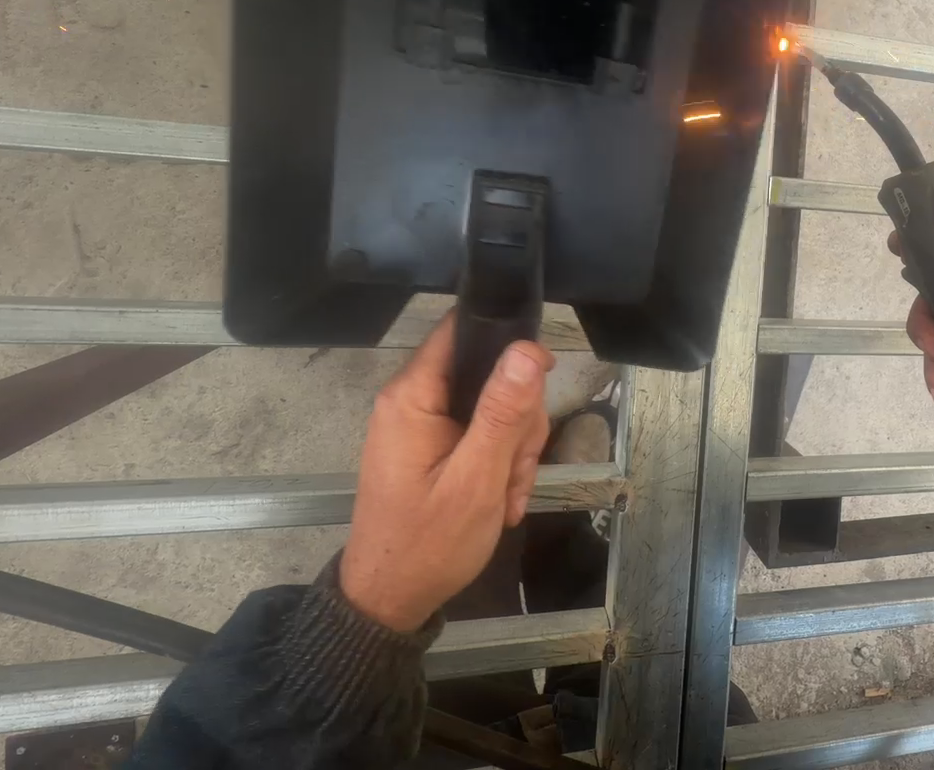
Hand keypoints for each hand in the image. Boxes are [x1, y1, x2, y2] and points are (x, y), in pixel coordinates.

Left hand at [338, 314, 554, 630]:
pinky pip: (482, 430)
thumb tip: (528, 350)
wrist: (391, 602)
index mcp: (413, 396)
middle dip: (517, 417)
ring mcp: (423, 422)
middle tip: (517, 465)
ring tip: (507, 492)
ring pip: (493, 404)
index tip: (542, 376)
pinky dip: (500, 459)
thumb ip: (503, 413)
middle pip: (487, 371)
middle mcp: (414, 398)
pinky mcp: (433, 443)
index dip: (508, 341)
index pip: (463, 329)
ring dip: (514, 446)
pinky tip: (502, 496)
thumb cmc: (429, 544)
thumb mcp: (476, 479)